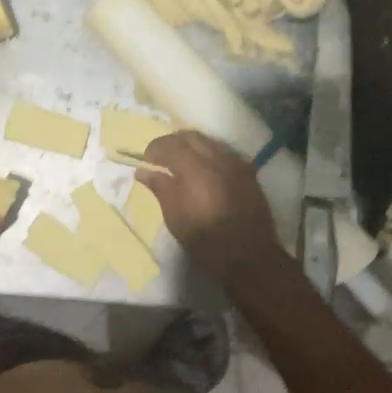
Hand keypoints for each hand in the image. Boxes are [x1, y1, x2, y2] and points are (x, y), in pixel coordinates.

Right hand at [139, 130, 281, 280]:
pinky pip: (226, 153)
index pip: (169, 144)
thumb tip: (142, 171)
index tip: (146, 159)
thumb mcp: (174, 214)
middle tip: (162, 156)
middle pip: (191, 136)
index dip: (154, 148)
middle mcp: (217, 158)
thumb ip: (159, 187)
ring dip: (193, 146)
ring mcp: (236, 164)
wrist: (248, 256)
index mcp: (194, 167)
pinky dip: (212, 154)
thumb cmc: (204, 237)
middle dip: (173, 142)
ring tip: (184, 161)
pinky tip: (208, 169)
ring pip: (210, 142)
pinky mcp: (249, 174)